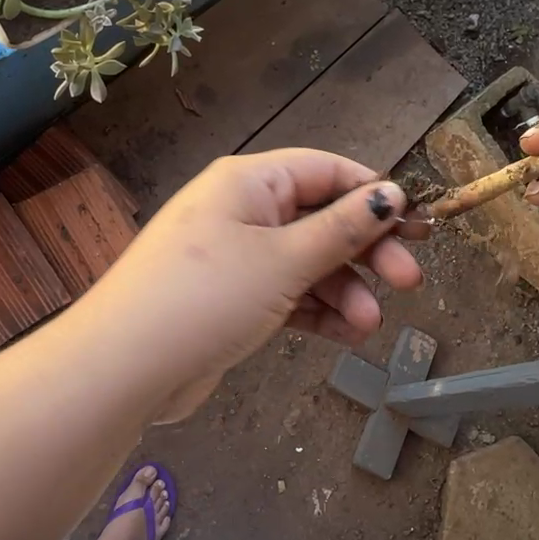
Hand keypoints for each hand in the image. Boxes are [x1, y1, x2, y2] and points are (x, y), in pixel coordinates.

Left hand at [79, 149, 422, 421]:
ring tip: (370, 324)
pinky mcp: (232, 300)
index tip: (414, 226)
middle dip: (366, 250)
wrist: (124, 368)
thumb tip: (392, 194)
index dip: (373, 193)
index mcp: (250, 182)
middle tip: (409, 280)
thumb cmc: (207, 297)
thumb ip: (343, 229)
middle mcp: (243, 211)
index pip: (326, 171)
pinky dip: (316, 312)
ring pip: (307, 263)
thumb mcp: (283, 260)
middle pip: (321, 219)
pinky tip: (346, 335)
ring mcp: (236, 258)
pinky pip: (287, 295)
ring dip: (344, 290)